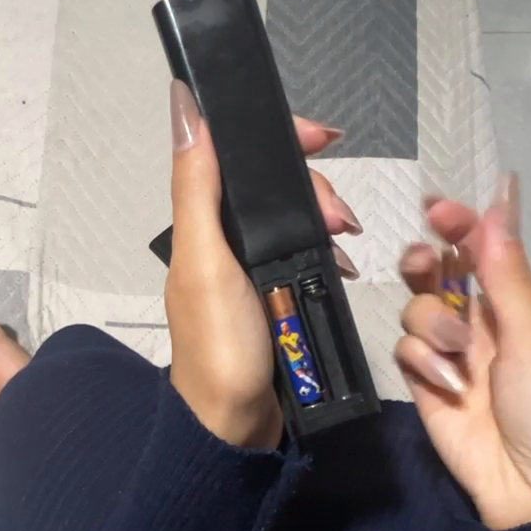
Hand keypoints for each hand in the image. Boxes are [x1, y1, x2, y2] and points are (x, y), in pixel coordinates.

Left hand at [165, 80, 362, 448]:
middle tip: (342, 216)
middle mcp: (223, 243)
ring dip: (326, 219)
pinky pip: (304, 257)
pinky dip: (326, 253)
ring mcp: (249, 271)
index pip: (233, 157)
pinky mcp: (273, 297)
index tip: (321, 137)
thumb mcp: (206, 261)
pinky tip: (340, 266)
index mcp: (201, 227)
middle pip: (272, 189)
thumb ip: (197, 189)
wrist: (236, 423)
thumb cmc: (221, 345)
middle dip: (314, 188)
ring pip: (294, 220)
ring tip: (345, 242)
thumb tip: (184, 107)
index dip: (275, 137)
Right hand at [394, 176, 530, 529]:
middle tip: (422, 264)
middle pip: (440, 275)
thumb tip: (497, 202)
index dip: (461, 228)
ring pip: (417, 311)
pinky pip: (406, 352)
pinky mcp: (426, 388)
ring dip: (431, 323)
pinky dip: (422, 362)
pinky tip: (448, 387)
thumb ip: (507, 275)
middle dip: (426, 264)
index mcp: (526, 307)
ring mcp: (452, 357)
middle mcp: (485, 325)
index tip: (437, 212)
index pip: (486, 253)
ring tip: (458, 357)